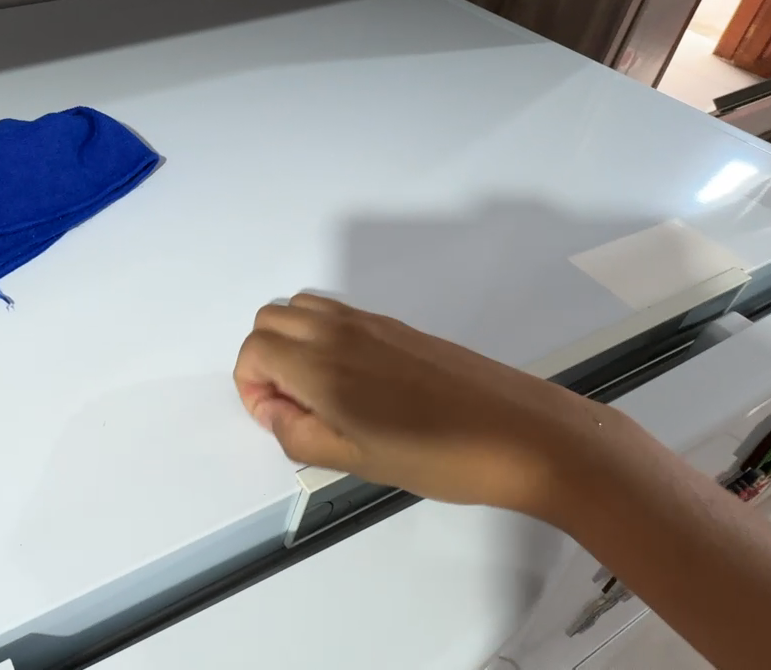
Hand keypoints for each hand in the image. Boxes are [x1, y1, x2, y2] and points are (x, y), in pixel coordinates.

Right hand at [233, 293, 627, 521]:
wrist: (519, 433)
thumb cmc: (436, 457)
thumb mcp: (357, 463)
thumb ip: (298, 435)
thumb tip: (272, 410)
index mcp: (321, 367)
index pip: (254, 349)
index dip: (250, 386)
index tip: (278, 419)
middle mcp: (335, 332)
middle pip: (268, 319)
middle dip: (263, 357)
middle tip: (292, 402)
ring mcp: (365, 322)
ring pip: (298, 307)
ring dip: (289, 339)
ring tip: (317, 388)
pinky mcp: (390, 324)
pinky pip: (331, 311)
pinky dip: (318, 333)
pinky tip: (352, 378)